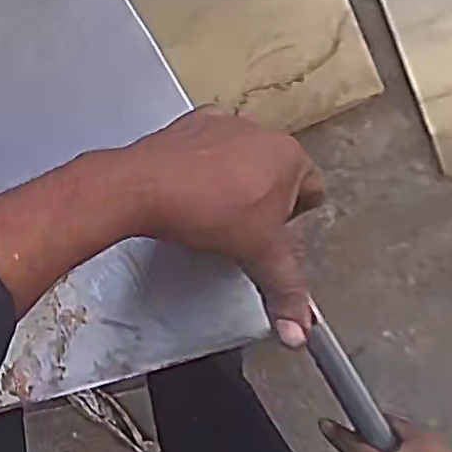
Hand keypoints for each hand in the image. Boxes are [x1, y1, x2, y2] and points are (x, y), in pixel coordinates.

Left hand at [116, 107, 324, 346]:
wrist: (140, 187)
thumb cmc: (202, 209)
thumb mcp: (257, 254)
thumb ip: (285, 290)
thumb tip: (298, 329)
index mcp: (288, 154)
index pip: (310, 192)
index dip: (289, 219)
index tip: (266, 233)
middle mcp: (254, 131)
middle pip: (272, 173)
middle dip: (260, 199)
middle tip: (236, 225)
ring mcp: (215, 123)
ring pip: (235, 158)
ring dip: (227, 180)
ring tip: (205, 209)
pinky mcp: (180, 126)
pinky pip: (198, 150)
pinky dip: (194, 166)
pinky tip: (182, 190)